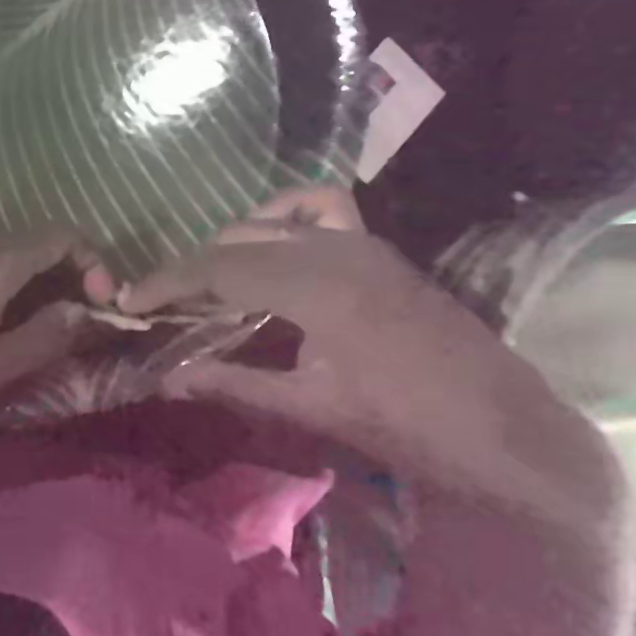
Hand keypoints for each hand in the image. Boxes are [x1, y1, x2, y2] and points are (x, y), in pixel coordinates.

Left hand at [0, 230, 107, 462]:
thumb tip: (87, 310)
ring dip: (39, 279)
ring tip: (46, 326)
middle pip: (37, 240)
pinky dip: (9, 280)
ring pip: (11, 250)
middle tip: (81, 321)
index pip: (60, 235)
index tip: (101, 305)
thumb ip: (44, 336)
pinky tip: (4, 318)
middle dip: (69, 274)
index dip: (94, 263)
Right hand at [123, 188, 623, 527]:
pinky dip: (283, 215)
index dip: (168, 282)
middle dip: (192, 268)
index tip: (131, 299)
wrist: (505, 428)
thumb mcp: (310, 406)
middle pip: (236, 241)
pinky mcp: (375, 246)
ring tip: (212, 281)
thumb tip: (166, 378)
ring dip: (231, 243)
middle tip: (164, 304)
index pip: (218, 269)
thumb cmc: (406, 425)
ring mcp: (358, 240)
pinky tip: (273, 243)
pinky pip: (320, 207)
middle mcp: (331, 247)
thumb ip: (232, 382)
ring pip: (270, 219)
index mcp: (312, 286)